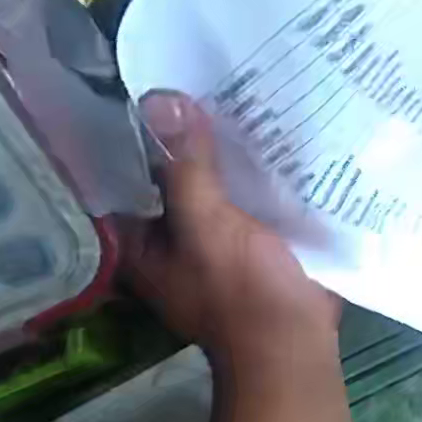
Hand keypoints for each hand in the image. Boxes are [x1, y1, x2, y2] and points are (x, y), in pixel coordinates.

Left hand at [125, 91, 339, 369]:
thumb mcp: (207, 225)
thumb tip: (162, 97)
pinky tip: (279, 144)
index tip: (159, 82)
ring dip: (231, 156)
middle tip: (210, 80)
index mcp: (140, 236)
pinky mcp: (258, 243)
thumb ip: (186, 167)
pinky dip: (261, 178)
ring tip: (246, 97)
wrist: (296, 342)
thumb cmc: (242, 292)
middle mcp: (174, 235)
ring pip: (219, 186)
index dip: (139, 128)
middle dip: (193, 136)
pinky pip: (253, 200)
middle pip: (177, 174)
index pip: (125, 169)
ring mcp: (219, 240)